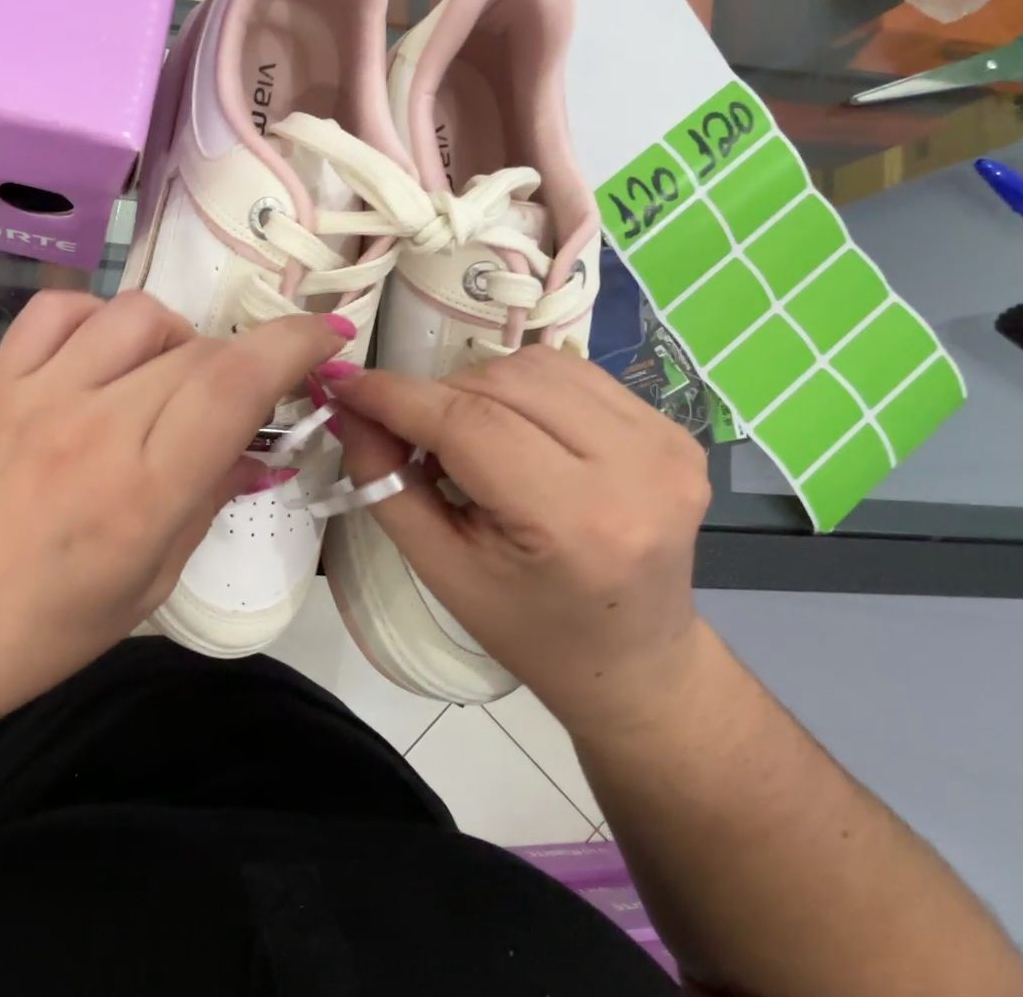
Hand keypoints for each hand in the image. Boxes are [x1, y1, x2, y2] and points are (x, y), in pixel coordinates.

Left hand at [0, 290, 349, 739]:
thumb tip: (256, 454)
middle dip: (244, 365)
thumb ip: (207, 502)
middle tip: (241, 407)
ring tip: (170, 384)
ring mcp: (39, 398)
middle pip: (199, 352)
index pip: (236, 383)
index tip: (327, 339)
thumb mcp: (152, 583)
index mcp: (143, 491)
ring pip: (136, 317)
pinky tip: (103, 358)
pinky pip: (56, 312)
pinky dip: (97, 318)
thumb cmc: (52, 631)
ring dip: (178, 340)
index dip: (295, 346)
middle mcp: (95, 427)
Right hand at [326, 346, 711, 734]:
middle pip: (504, 383)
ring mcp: (668, 442)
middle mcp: (636, 467)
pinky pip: (575, 375)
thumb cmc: (525, 627)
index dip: (396, 396)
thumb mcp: (439, 568)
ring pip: (539, 366)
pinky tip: (513, 434)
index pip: (470, 424)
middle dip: (437, 398)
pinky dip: (523, 391)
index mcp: (574, 520)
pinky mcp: (680, 429)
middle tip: (409, 439)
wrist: (630, 657)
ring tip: (465, 442)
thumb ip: (386, 484)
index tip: (343, 382)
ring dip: (479, 389)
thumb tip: (347, 411)